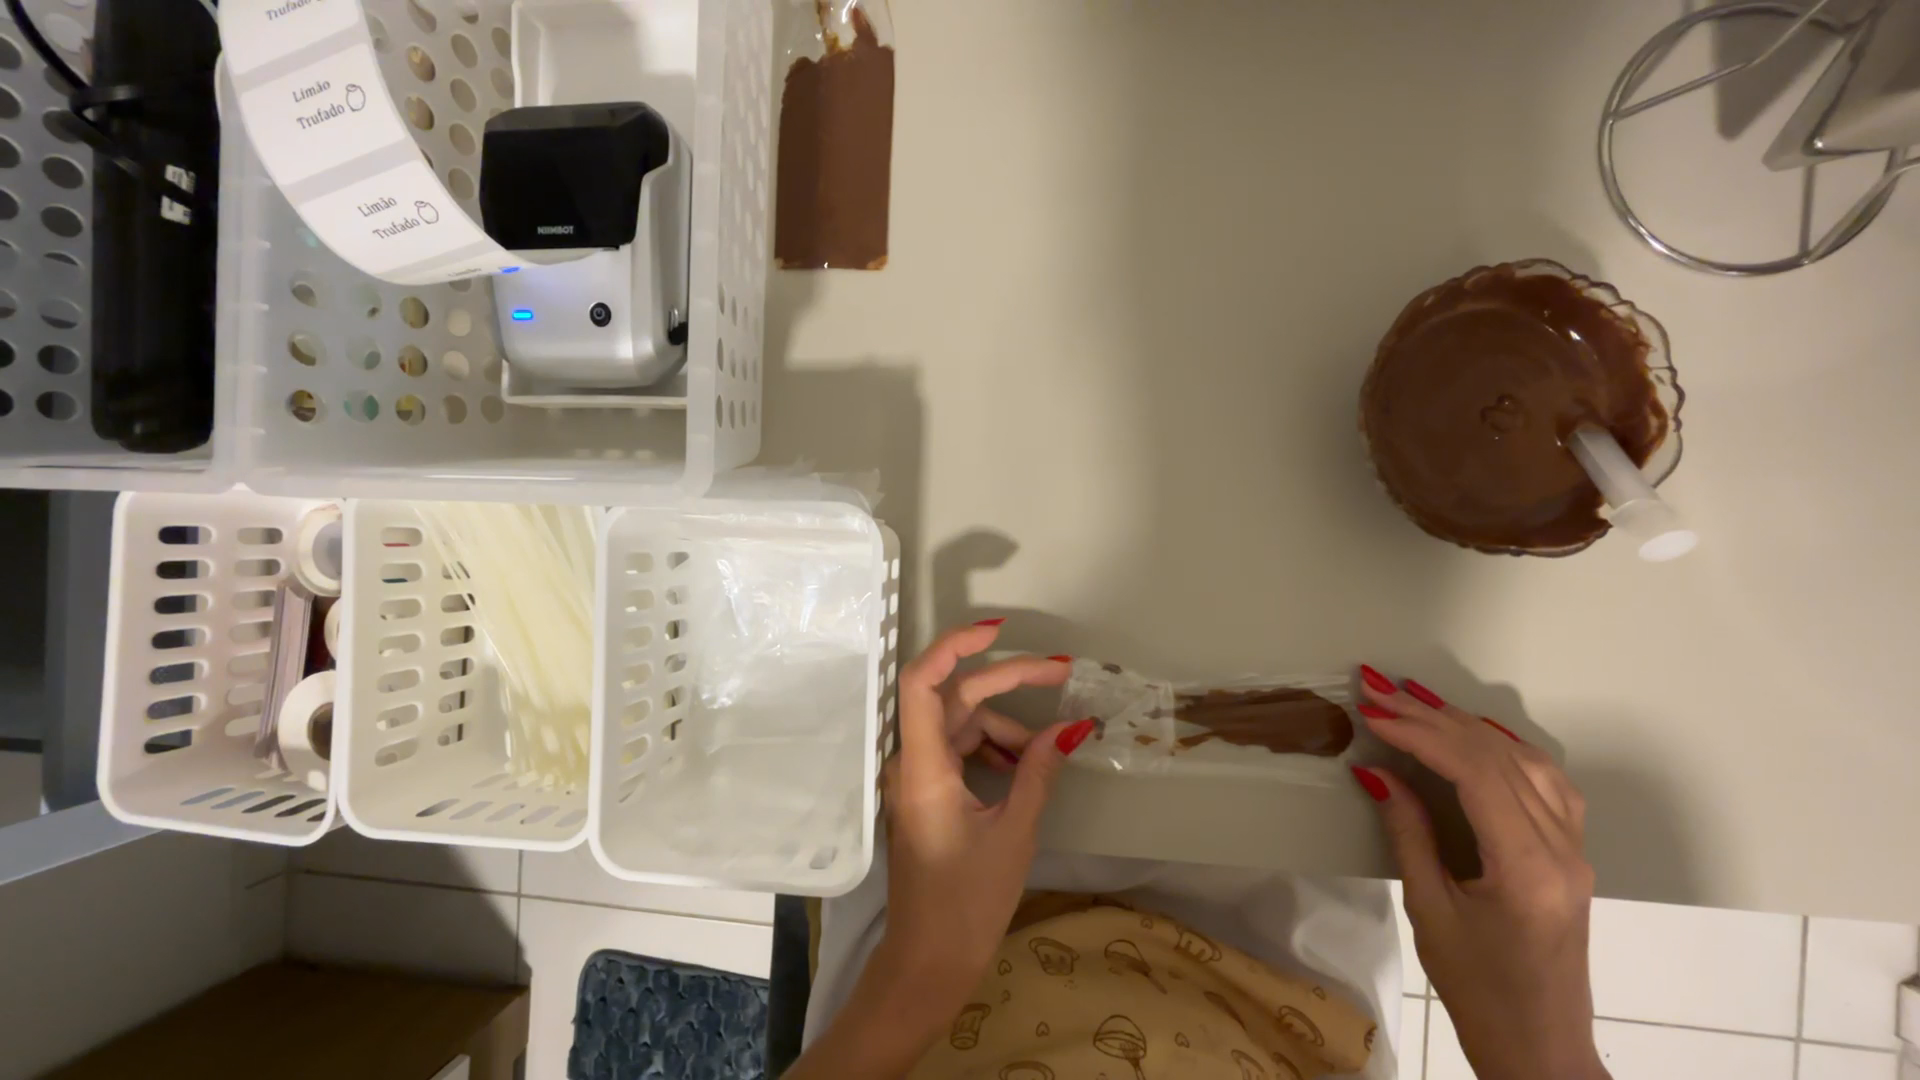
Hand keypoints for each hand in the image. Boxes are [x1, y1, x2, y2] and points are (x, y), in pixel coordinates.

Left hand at [876, 622, 1092, 1027]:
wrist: (929, 962)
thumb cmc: (968, 902)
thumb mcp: (1014, 832)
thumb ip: (1038, 771)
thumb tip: (1070, 726)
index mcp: (923, 767)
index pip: (922, 682)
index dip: (955, 646)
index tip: (999, 631)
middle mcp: (911, 762)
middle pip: (955, 699)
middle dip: (1007, 681)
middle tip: (1061, 674)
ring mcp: (916, 777)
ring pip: (961, 724)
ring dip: (1005, 726)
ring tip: (1046, 748)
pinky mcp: (926, 792)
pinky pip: (959, 750)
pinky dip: (992, 749)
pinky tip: (1023, 765)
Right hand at [1351, 666, 1609, 1079]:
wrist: (1540, 1045)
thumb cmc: (1479, 987)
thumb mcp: (1430, 910)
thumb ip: (1409, 834)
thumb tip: (1378, 773)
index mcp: (1529, 866)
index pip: (1476, 773)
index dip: (1420, 734)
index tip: (1371, 713)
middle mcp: (1562, 847)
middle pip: (1498, 757)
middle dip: (1432, 717)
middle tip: (1377, 687)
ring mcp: (1574, 848)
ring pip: (1526, 760)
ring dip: (1466, 723)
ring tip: (1416, 697)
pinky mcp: (1570, 852)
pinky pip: (1545, 781)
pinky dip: (1505, 746)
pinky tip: (1476, 730)